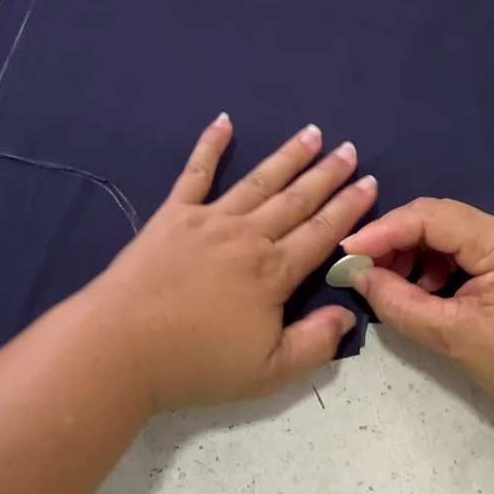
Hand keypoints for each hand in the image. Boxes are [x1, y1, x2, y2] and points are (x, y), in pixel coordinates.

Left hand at [79, 114, 377, 411]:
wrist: (124, 345)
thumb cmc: (196, 363)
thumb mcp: (268, 373)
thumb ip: (314, 343)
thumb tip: (348, 313)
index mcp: (273, 273)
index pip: (321, 233)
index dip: (349, 208)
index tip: (369, 183)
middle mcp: (248, 236)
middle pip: (296, 199)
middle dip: (327, 174)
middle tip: (349, 149)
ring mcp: (210, 219)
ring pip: (260, 181)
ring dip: (288, 156)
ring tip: (312, 133)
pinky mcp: (175, 213)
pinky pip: (197, 172)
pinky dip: (210, 145)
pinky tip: (224, 121)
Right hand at [340, 198, 493, 449]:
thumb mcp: (455, 338)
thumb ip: (401, 304)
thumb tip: (359, 276)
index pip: (428, 216)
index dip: (383, 229)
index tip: (347, 251)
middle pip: (436, 218)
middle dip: (395, 240)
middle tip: (364, 269)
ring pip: (446, 234)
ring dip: (413, 253)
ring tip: (392, 286)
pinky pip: (461, 251)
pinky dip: (434, 266)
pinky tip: (423, 293)